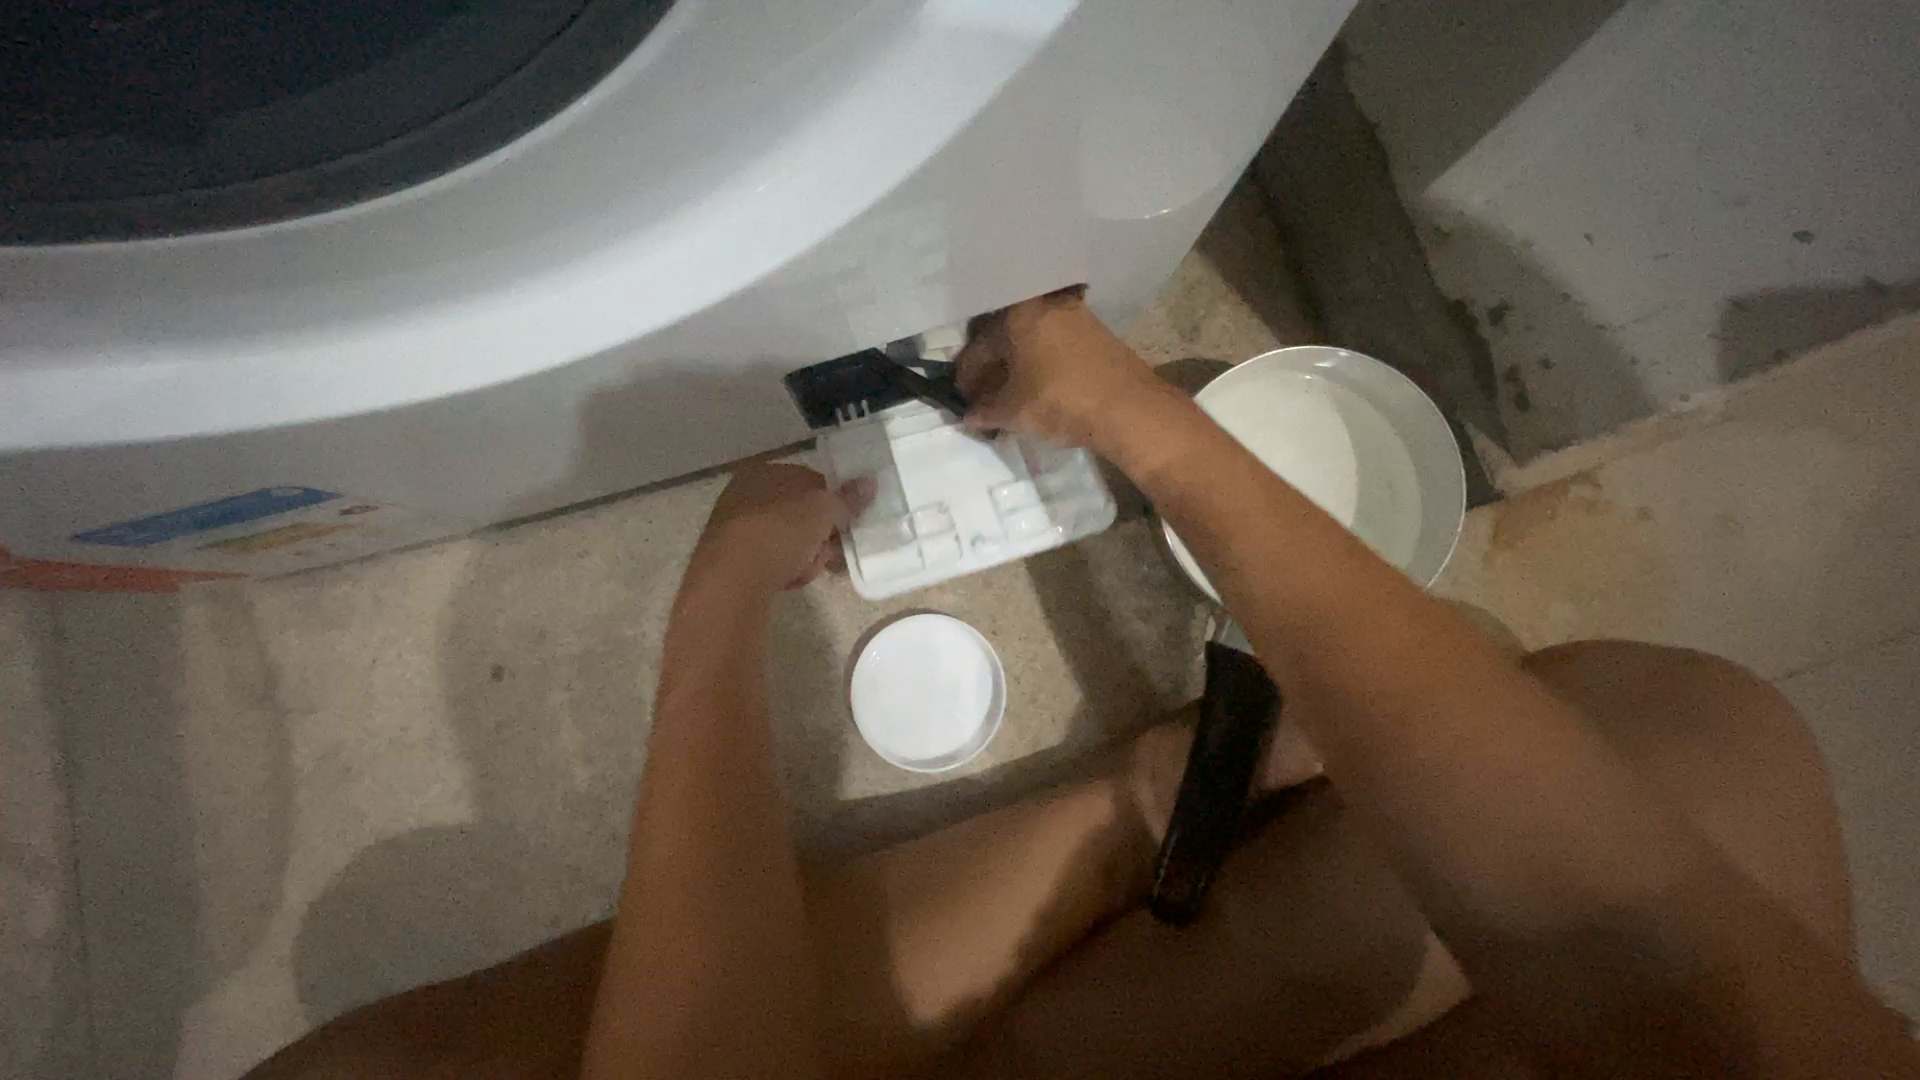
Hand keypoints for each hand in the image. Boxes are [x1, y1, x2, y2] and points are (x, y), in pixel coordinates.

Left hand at [695, 463, 871, 592]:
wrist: (733, 577)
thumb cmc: (780, 530)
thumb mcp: (823, 510)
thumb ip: (848, 498)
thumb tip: (871, 482)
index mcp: (764, 472)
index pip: (810, 481)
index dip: (833, 502)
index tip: (847, 523)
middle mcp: (745, 495)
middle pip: (799, 513)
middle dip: (821, 534)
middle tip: (836, 551)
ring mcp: (736, 528)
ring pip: (787, 539)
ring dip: (807, 555)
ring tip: (814, 570)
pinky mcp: (732, 559)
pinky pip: (771, 560)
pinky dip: (786, 568)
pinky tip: (791, 580)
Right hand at [955, 287, 1168, 449]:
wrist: (1128, 408)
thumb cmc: (1060, 400)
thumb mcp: (1014, 412)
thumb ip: (986, 412)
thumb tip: (969, 417)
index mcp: (1019, 314)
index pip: (980, 346)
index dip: (966, 377)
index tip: (962, 401)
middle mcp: (1047, 305)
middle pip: (1007, 339)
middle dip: (992, 372)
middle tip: (983, 400)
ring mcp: (1077, 317)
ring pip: (1033, 343)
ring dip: (1018, 370)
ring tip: (1010, 399)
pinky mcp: (1098, 336)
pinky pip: (1056, 348)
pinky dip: (1041, 368)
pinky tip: (1039, 392)